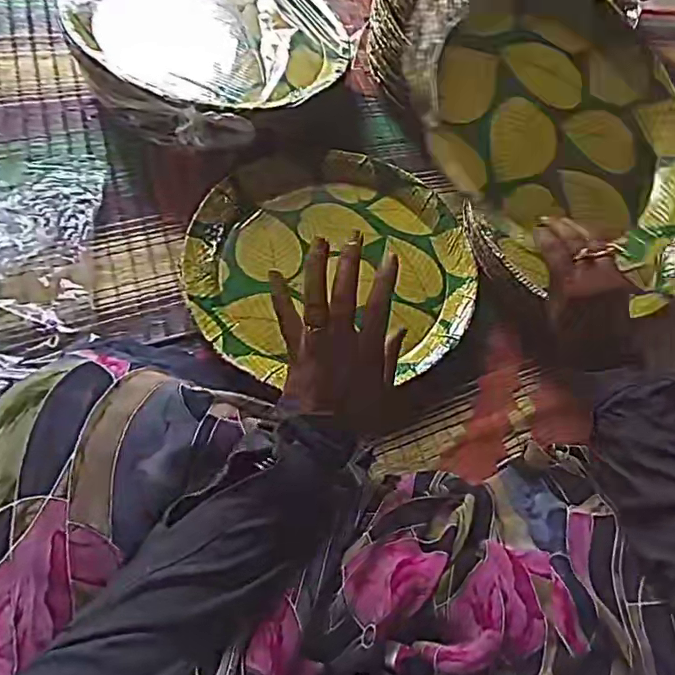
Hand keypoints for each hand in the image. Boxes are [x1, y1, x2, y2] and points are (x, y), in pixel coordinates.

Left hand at [269, 234, 404, 429]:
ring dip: (317, 269)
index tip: (389, 256)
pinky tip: (273, 276)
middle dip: (350, 264)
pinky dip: (279, 297)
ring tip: (319, 243)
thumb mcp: (385, 388)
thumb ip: (391, 356)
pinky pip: (286, 319)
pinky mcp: (296, 348)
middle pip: (346, 294)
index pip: (379, 306)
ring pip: (316, 299)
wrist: (319, 436)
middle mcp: (342, 338)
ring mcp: (317, 341)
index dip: (385, 280)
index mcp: (367, 347)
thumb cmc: (357, 416)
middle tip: (354, 238)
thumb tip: (402, 331)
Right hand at [534, 217, 638, 370]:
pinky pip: (614, 252)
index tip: (536, 229)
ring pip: (597, 241)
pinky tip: (595, 238)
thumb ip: (541, 288)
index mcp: (569, 284)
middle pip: (576, 240)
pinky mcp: (624, 278)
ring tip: (570, 224)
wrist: (606, 359)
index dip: (544, 236)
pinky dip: (603, 241)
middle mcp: (591, 274)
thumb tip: (521, 267)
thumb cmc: (571, 343)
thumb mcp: (547, 317)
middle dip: (562, 226)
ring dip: (582, 229)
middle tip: (550, 219)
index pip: (554, 249)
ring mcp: (611, 274)